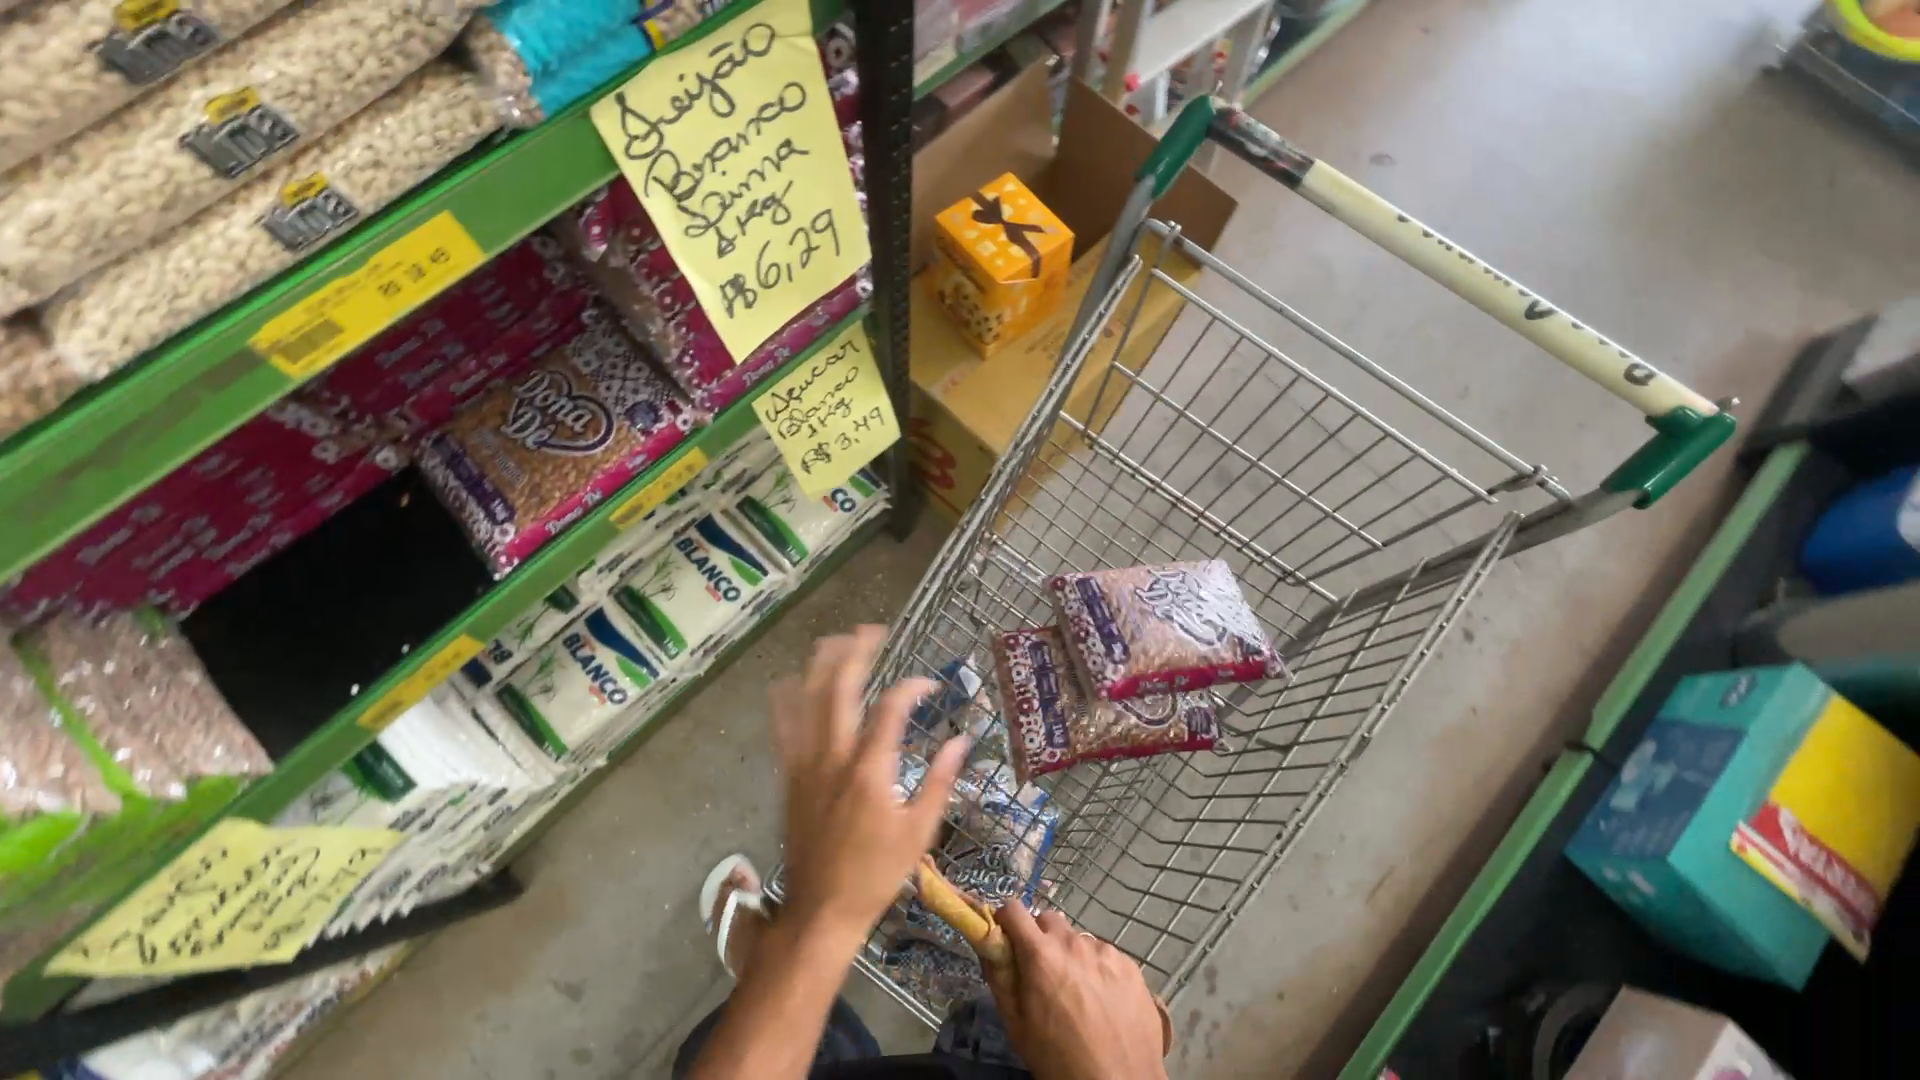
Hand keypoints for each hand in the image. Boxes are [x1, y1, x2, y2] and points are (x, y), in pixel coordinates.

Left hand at [773, 626, 967, 950]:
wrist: (821, 909)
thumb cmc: (876, 873)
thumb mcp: (920, 831)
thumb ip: (939, 781)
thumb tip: (962, 742)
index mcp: (870, 770)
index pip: (891, 709)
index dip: (911, 687)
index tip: (929, 685)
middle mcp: (833, 757)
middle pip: (839, 689)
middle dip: (856, 653)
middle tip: (872, 631)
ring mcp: (805, 764)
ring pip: (806, 700)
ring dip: (820, 665)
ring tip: (835, 640)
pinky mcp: (789, 776)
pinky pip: (782, 727)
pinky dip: (786, 699)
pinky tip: (789, 680)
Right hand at [991, 903, 1167, 1079]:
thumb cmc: (1059, 1059)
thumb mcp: (1017, 1025)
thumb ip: (999, 978)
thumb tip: (988, 944)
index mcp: (1040, 955)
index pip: (1013, 909)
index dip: (1006, 920)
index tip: (1007, 938)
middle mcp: (1073, 942)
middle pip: (1048, 920)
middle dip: (1040, 938)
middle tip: (1043, 972)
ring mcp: (1105, 951)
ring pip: (1078, 939)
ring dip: (1071, 955)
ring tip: (1079, 992)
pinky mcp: (1130, 964)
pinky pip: (1105, 955)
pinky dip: (1099, 968)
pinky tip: (1103, 999)